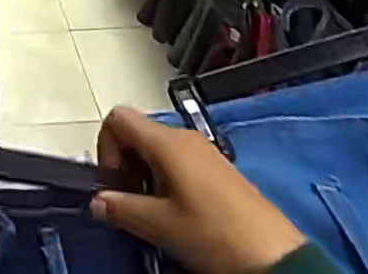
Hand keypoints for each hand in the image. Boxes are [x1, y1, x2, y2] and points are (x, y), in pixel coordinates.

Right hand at [89, 107, 305, 273]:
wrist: (269, 250)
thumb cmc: (216, 231)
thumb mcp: (161, 225)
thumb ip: (123, 209)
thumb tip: (98, 200)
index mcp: (166, 141)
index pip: (119, 118)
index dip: (106, 147)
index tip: (113, 182)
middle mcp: (182, 135)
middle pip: (136, 131)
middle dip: (124, 163)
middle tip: (129, 202)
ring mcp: (199, 148)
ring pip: (155, 146)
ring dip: (143, 173)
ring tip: (152, 211)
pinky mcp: (212, 164)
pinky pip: (175, 157)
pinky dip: (162, 177)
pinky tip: (173, 211)